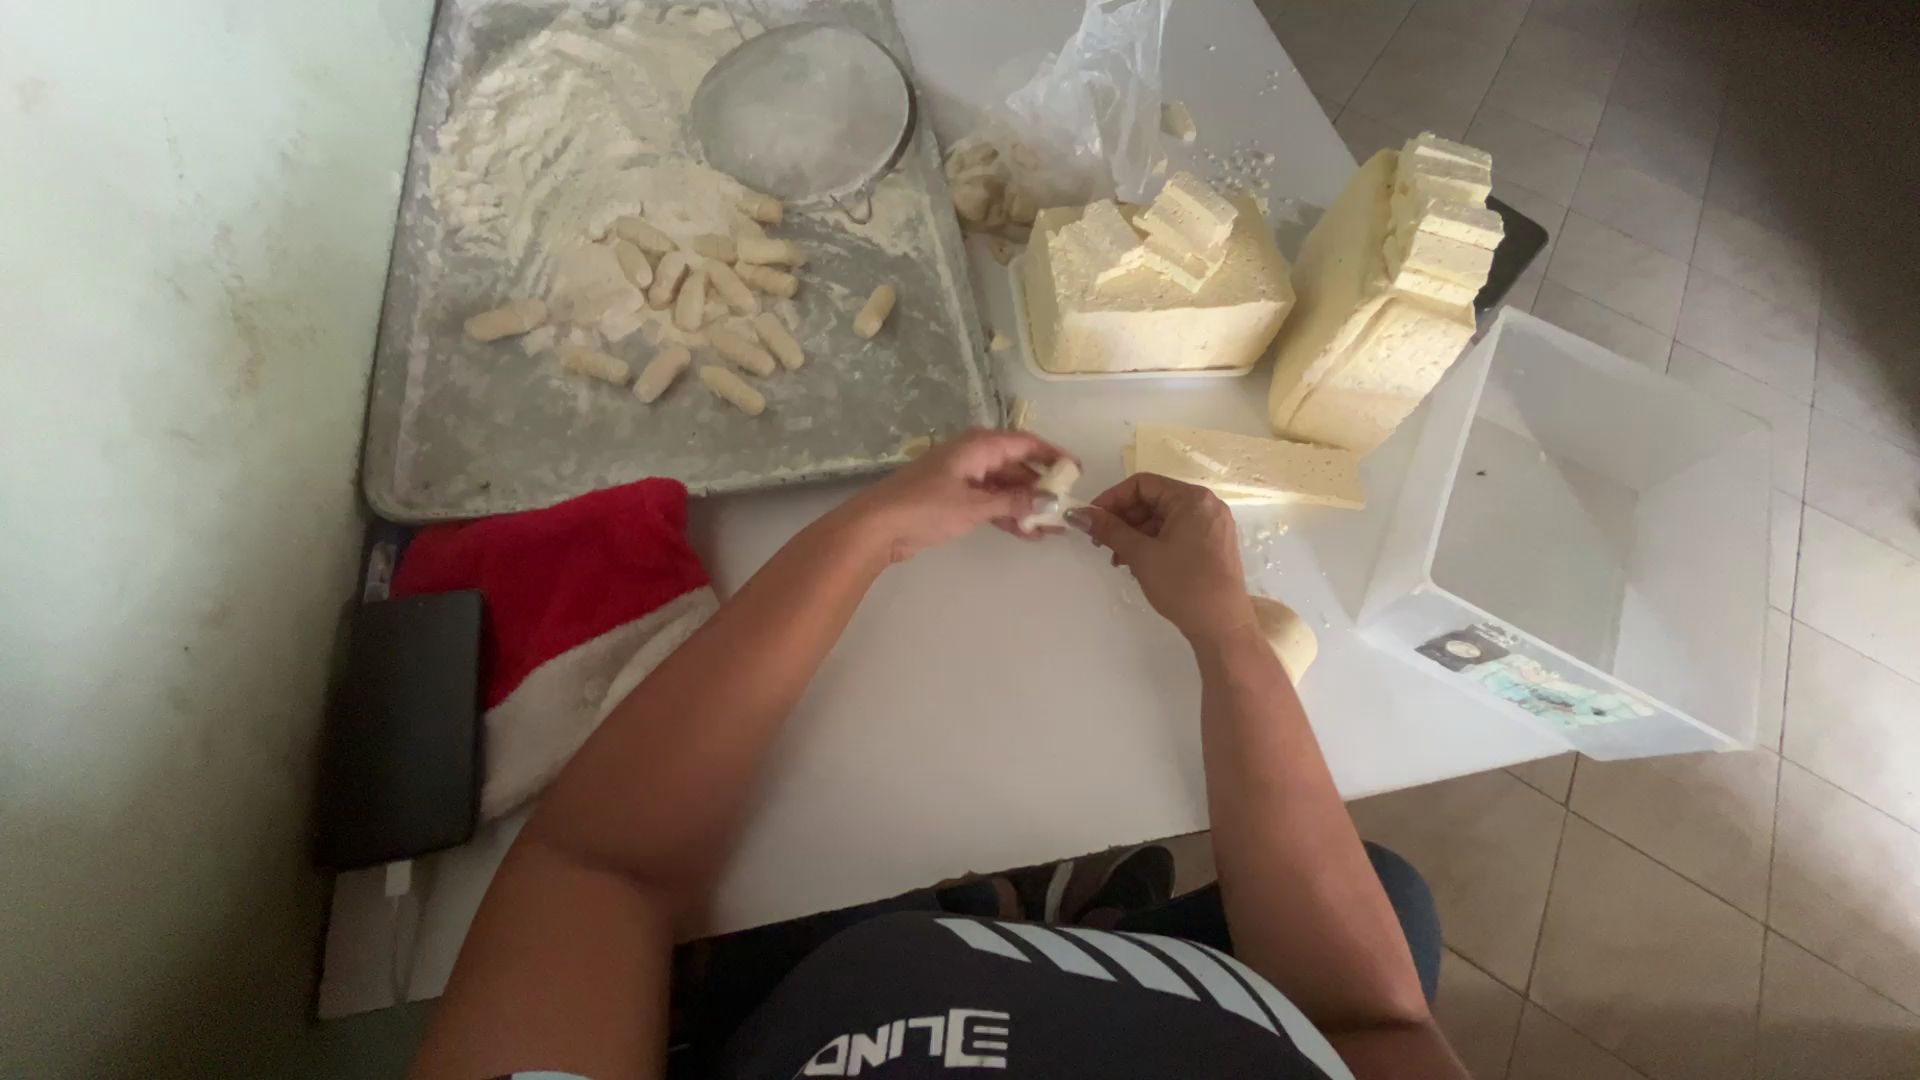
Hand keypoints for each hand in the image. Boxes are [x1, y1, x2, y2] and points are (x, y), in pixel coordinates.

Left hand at [848, 428, 1071, 562]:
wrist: (877, 526)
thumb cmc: (925, 508)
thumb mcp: (974, 506)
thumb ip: (1014, 501)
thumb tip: (1051, 500)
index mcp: (978, 445)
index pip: (1026, 444)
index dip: (1054, 456)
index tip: (1078, 471)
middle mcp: (974, 456)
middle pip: (1018, 467)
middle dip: (1042, 489)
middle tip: (1067, 510)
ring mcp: (964, 478)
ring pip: (1005, 488)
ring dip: (1026, 506)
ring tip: (1052, 529)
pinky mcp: (955, 499)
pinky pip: (991, 502)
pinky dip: (1007, 515)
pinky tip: (1028, 533)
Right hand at [1071, 473, 1256, 644]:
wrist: (1223, 627)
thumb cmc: (1183, 585)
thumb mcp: (1141, 555)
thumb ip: (1109, 530)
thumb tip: (1077, 514)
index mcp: (1192, 499)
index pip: (1142, 484)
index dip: (1112, 499)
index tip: (1091, 520)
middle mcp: (1206, 505)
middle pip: (1153, 500)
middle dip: (1123, 519)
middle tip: (1102, 543)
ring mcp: (1212, 525)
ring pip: (1162, 518)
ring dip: (1135, 534)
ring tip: (1119, 560)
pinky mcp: (1212, 545)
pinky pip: (1176, 533)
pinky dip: (1153, 543)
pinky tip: (1139, 564)